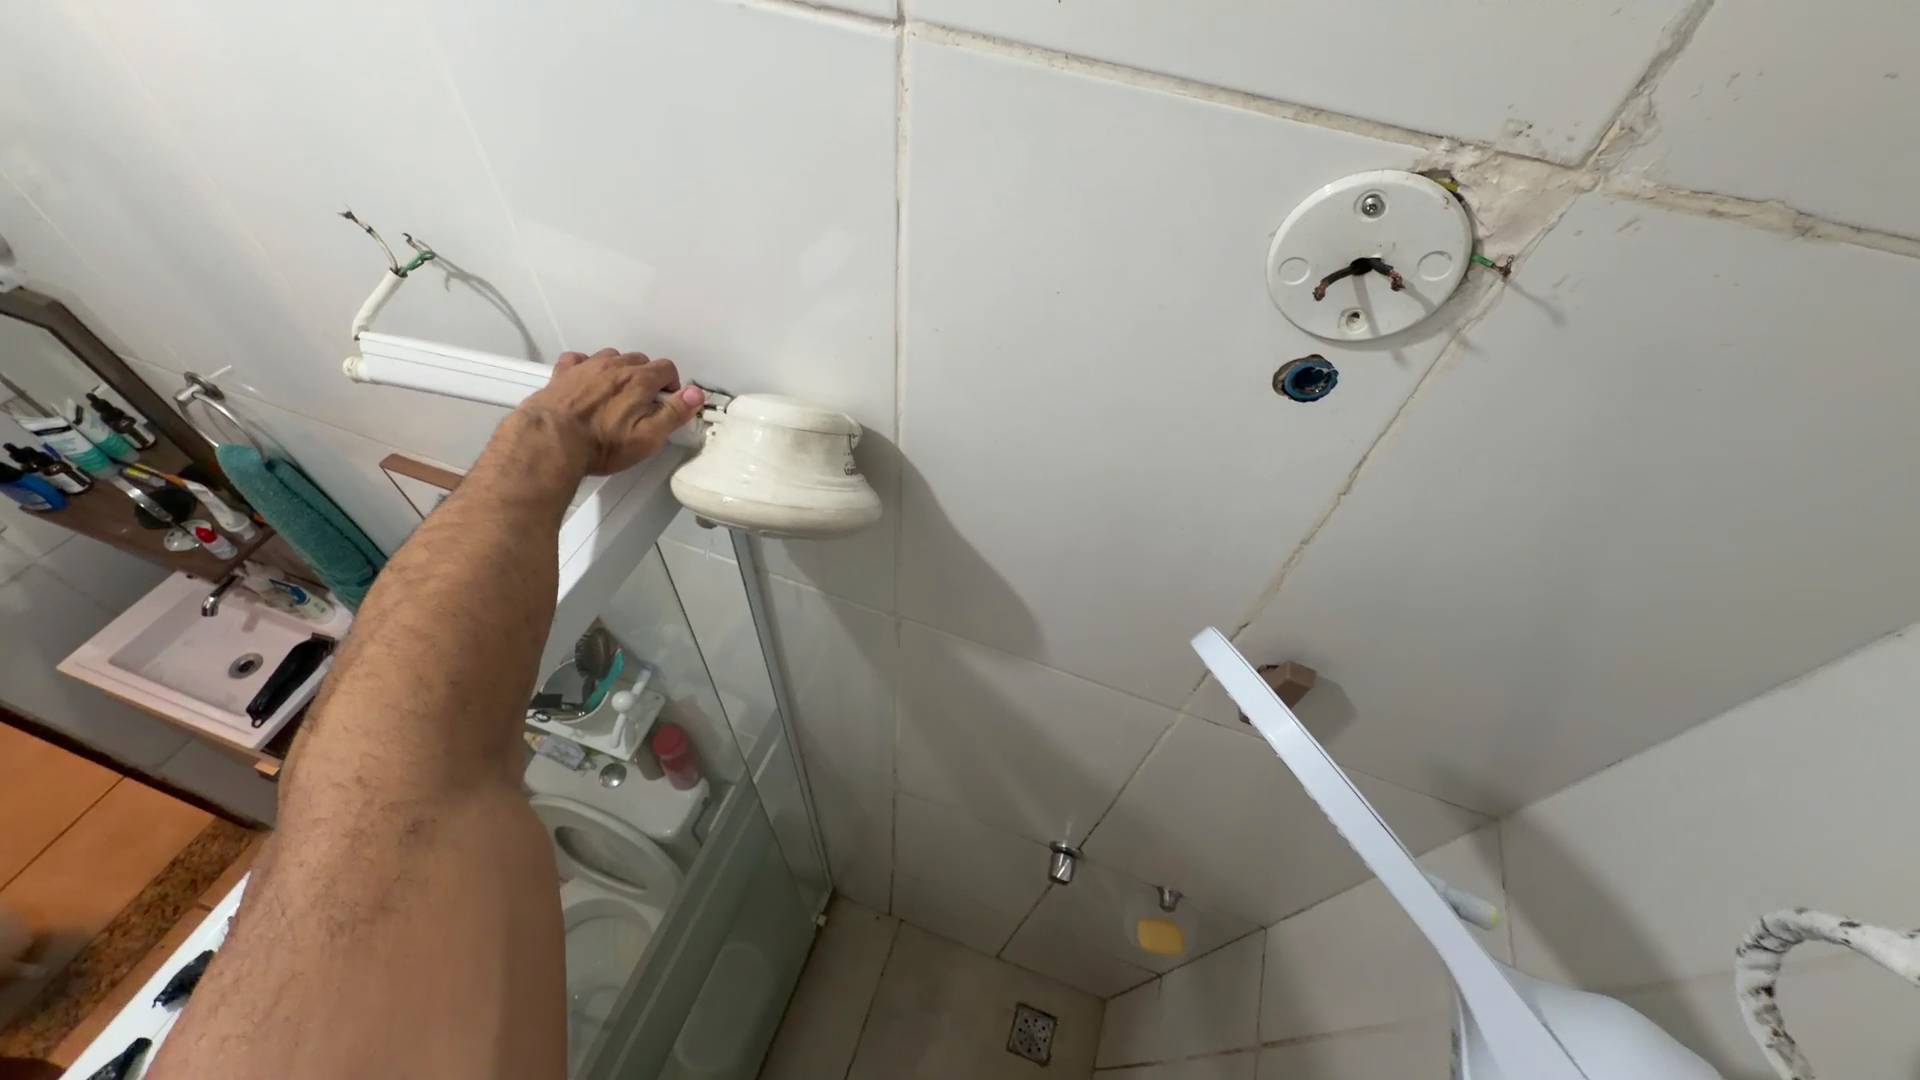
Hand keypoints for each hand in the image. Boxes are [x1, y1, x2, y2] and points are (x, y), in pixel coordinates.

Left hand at [518, 348, 705, 475]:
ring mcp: (587, 366)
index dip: (672, 384)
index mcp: (639, 381)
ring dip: (619, 370)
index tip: (667, 401)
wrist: (550, 441)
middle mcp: (614, 366)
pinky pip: (580, 359)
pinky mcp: (563, 373)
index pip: (667, 368)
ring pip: (612, 357)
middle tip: (643, 402)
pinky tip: (586, 383)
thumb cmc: (601, 444)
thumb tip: (696, 394)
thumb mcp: (649, 437)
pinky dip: (587, 367)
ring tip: (616, 393)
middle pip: (640, 360)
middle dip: (646, 377)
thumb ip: (674, 412)